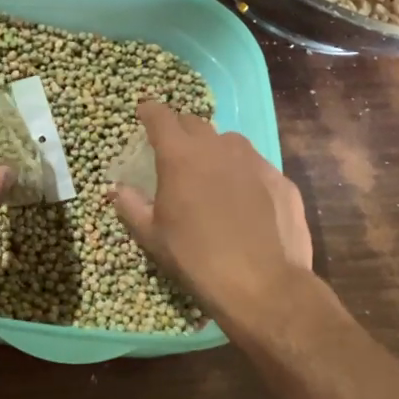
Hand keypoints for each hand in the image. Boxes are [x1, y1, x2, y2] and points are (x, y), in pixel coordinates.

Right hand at [111, 101, 315, 322]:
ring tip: (210, 176)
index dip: (149, 112)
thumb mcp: (152, 237)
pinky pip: (256, 167)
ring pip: (229, 142)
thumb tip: (117, 190)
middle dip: (180, 130)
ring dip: (214, 150)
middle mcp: (219, 148)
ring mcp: (255, 162)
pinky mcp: (281, 181)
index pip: (160, 117)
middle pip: (194, 123)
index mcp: (181, 156)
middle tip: (172, 151)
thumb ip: (130, 206)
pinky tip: (244, 203)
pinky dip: (244, 175)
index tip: (143, 114)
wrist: (263, 286)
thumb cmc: (196, 259)